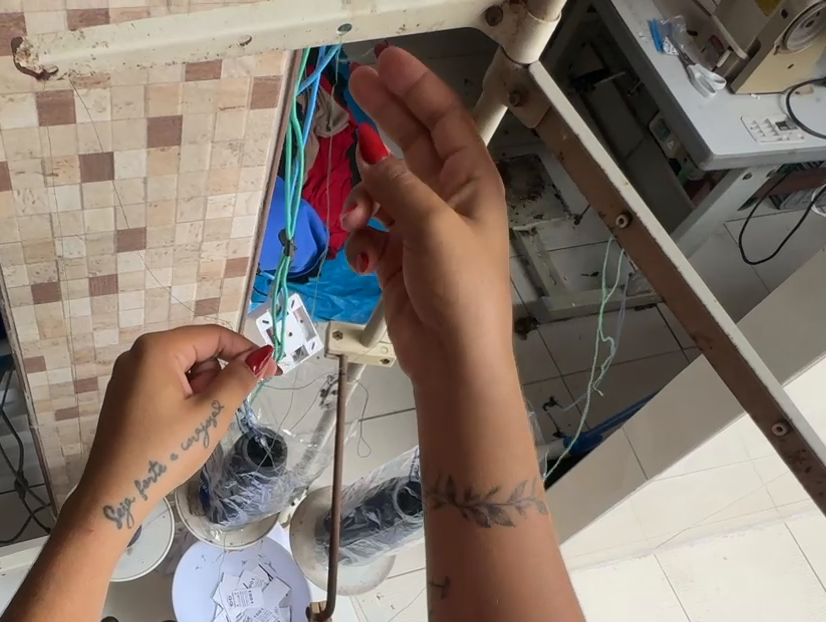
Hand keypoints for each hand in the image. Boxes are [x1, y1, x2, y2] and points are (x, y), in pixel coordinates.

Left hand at [67, 325, 272, 536]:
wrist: (115, 490)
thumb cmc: (164, 451)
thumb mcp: (209, 414)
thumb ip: (238, 380)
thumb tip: (261, 356)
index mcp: (157, 349)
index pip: (213, 336)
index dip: (246, 351)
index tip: (272, 371)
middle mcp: (138, 353)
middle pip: (197, 353)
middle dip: (215, 380)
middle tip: (211, 415)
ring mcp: (129, 376)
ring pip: (183, 372)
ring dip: (199, 394)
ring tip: (192, 428)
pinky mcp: (126, 397)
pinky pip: (166, 386)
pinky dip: (182, 402)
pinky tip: (177, 430)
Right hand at [342, 47, 511, 385]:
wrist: (453, 356)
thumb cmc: (461, 292)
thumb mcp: (434, 227)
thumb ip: (401, 186)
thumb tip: (373, 163)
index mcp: (471, 182)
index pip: (444, 119)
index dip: (416, 87)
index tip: (386, 62)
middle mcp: (446, 200)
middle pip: (412, 144)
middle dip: (384, 117)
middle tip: (355, 87)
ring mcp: (421, 231)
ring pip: (382, 193)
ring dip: (362, 200)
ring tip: (354, 219)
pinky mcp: (399, 261)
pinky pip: (372, 234)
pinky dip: (362, 241)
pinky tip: (364, 258)